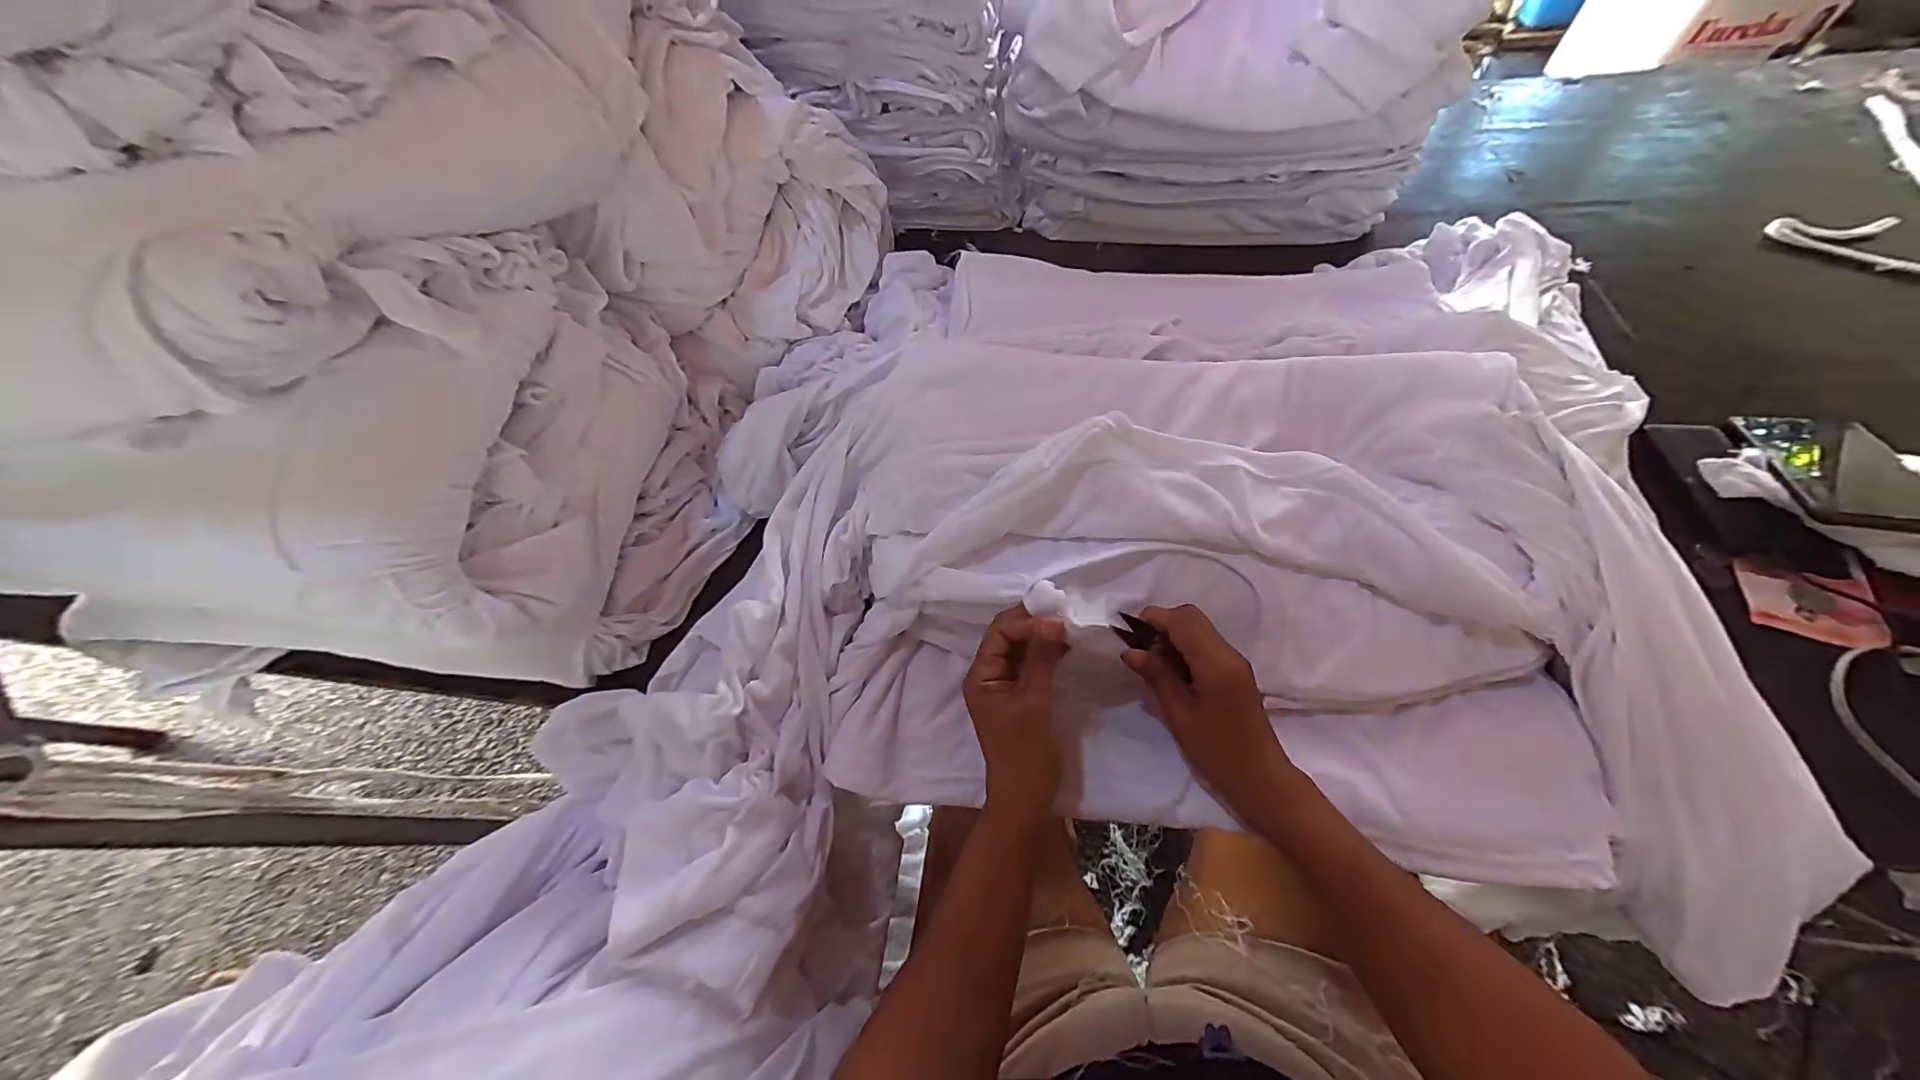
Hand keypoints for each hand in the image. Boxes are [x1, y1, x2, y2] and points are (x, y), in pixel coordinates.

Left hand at [963, 606, 1068, 820]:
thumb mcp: (1035, 700)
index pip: (999, 633)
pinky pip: (1030, 665)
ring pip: (1020, 649)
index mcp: (980, 676)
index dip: (1026, 621)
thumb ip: (1041, 658)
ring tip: (1070, 631)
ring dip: (1042, 637)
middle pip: (1007, 637)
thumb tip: (1051, 620)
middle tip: (1067, 617)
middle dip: (1034, 624)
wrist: (1026, 798)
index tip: (1059, 620)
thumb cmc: (1027, 751)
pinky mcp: (1020, 696)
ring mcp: (1004, 686)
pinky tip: (1067, 649)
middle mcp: (988, 676)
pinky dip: (1046, 654)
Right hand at [1122, 605, 1296, 811]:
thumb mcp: (1179, 714)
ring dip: (1173, 638)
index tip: (1128, 636)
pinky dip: (1185, 651)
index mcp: (1216, 662)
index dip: (1153, 619)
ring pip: (1199, 631)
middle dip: (1162, 625)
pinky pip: (1206, 648)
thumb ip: (1157, 676)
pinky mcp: (1234, 675)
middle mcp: (1228, 654)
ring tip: (1153, 666)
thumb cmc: (1216, 750)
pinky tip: (1172, 675)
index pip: (1182, 620)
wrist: (1260, 779)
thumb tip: (1130, 650)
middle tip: (1141, 652)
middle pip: (1192, 618)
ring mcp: (1234, 664)